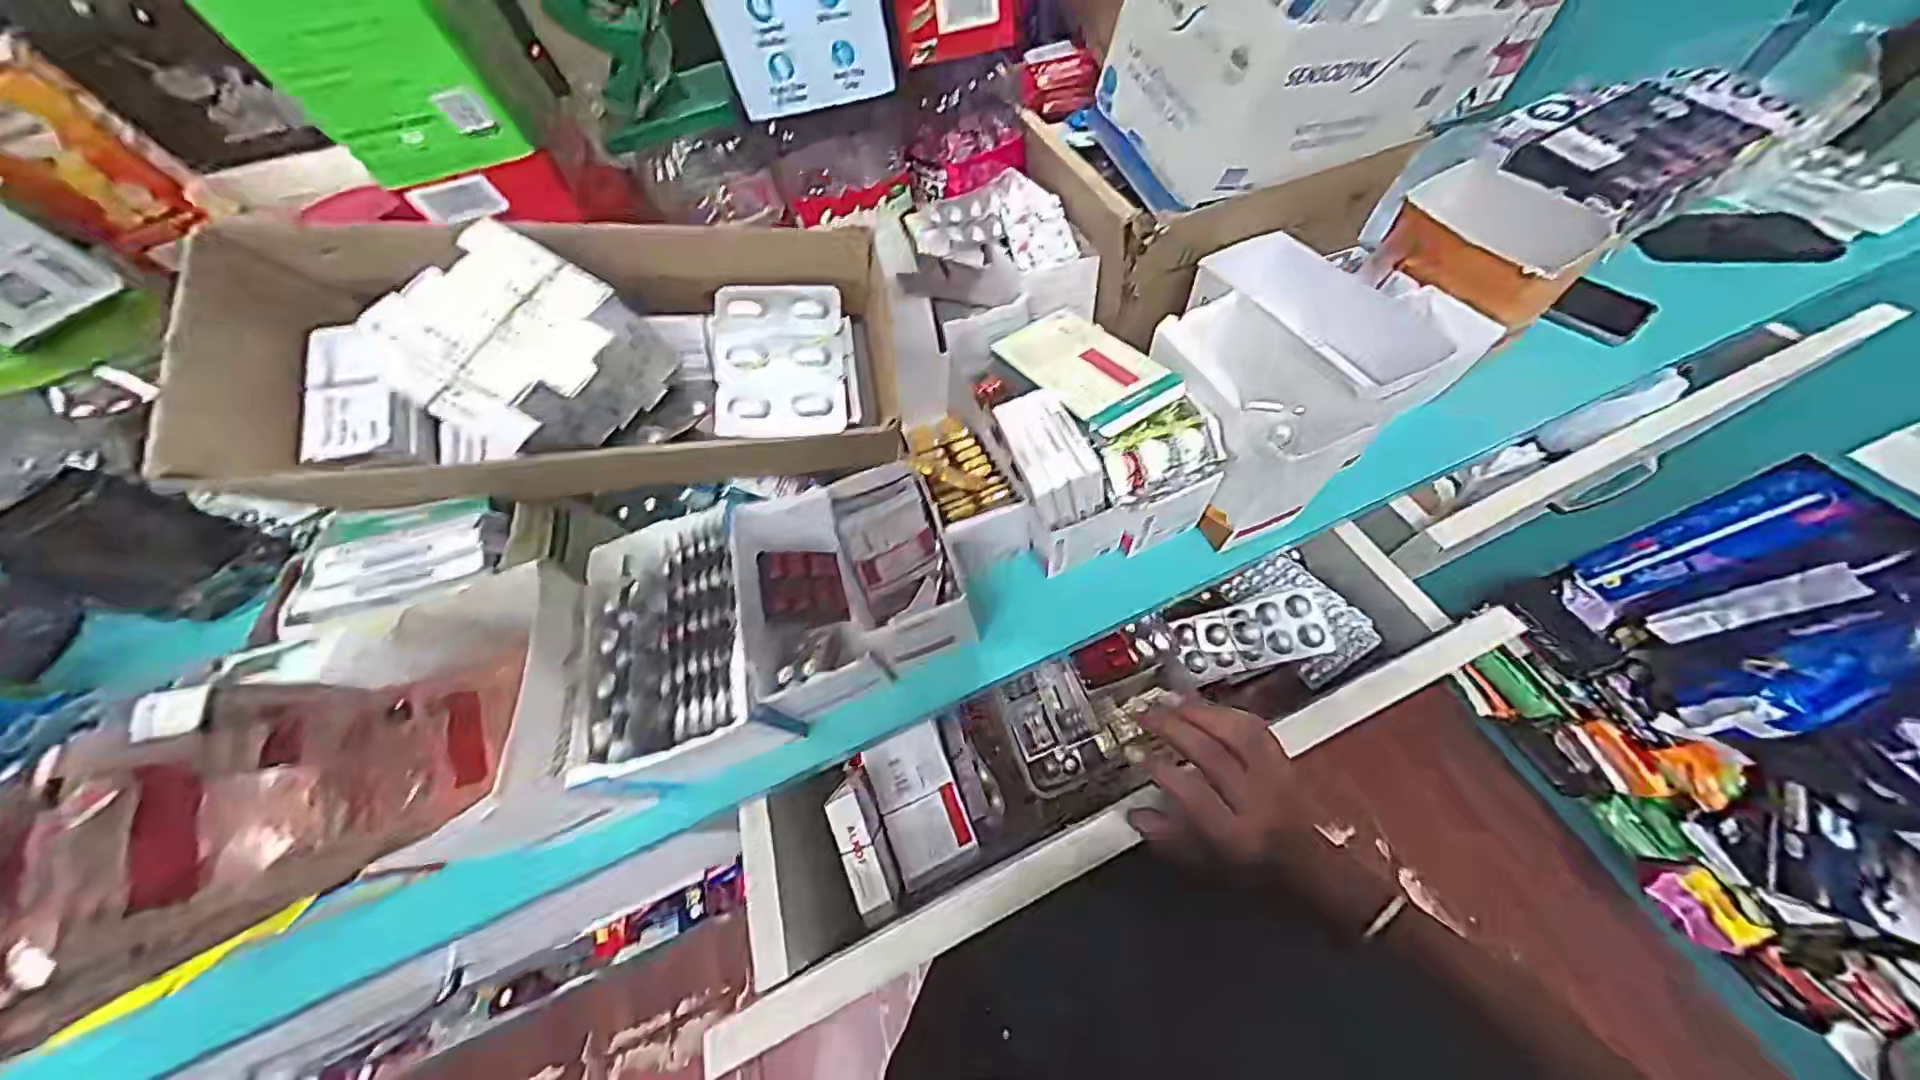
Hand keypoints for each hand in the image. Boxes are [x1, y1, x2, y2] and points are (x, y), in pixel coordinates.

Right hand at [1127, 699, 1314, 872]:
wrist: (1322, 871)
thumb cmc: (1260, 870)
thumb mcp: (1210, 866)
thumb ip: (1170, 838)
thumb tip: (1136, 814)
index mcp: (1237, 837)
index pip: (1197, 797)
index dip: (1164, 772)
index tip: (1142, 757)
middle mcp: (1259, 804)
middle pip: (1214, 755)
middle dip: (1174, 728)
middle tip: (1146, 714)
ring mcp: (1277, 778)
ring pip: (1238, 733)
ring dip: (1199, 711)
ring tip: (1170, 701)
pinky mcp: (1287, 761)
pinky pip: (1257, 728)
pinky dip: (1226, 712)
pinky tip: (1206, 706)